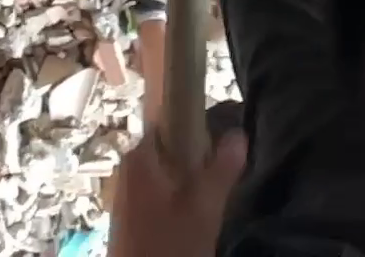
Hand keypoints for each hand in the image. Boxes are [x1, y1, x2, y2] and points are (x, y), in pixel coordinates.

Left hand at [109, 131, 247, 256]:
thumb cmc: (168, 247)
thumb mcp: (203, 210)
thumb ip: (222, 170)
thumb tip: (239, 134)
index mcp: (139, 155)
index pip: (168, 120)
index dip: (194, 125)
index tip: (216, 143)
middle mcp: (127, 167)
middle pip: (167, 148)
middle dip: (193, 160)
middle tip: (216, 180)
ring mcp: (125, 192)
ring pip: (163, 174)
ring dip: (185, 184)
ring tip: (206, 204)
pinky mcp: (127, 216)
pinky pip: (156, 195)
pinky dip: (174, 201)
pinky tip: (188, 221)